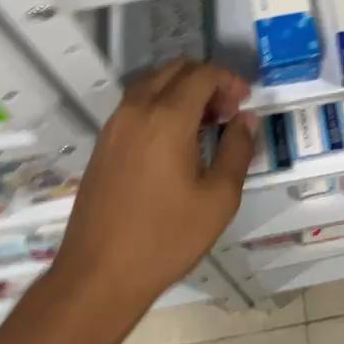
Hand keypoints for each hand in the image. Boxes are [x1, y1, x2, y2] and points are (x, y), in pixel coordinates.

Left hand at [53, 61, 259, 308]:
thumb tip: (245, 119)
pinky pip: (136, 104)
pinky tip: (174, 141)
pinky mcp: (103, 143)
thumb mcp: (218, 199)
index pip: (203, 74)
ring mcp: (114, 125)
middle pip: (175, 69)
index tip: (244, 103)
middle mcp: (137, 109)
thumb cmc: (165, 239)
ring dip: (181, 90)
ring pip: (152, 83)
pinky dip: (160, 104)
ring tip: (203, 125)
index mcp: (167, 117)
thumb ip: (237, 150)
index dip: (229, 80)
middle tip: (226, 112)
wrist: (98, 274)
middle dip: (206, 81)